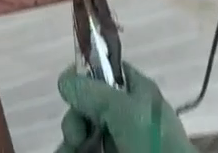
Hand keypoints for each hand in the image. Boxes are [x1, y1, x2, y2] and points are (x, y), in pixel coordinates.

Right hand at [55, 63, 197, 152]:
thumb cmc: (153, 143)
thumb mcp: (125, 110)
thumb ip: (94, 93)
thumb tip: (64, 79)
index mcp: (136, 92)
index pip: (107, 72)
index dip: (87, 77)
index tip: (70, 90)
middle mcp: (125, 115)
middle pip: (88, 107)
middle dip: (74, 120)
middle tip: (76, 136)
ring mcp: (117, 142)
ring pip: (83, 134)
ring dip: (70, 142)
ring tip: (71, 150)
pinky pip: (85, 151)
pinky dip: (71, 152)